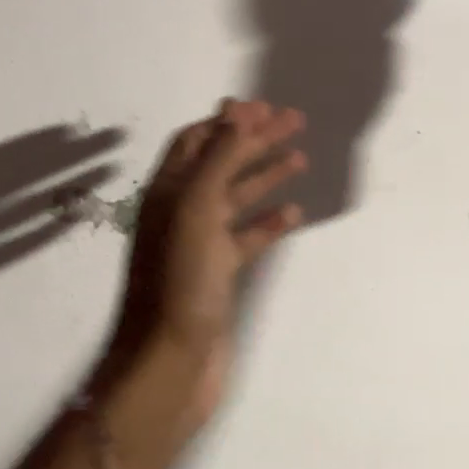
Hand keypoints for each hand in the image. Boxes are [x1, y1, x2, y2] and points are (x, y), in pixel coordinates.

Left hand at [98, 99, 307, 420]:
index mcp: (167, 189)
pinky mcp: (218, 274)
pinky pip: (246, 238)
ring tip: (301, 157)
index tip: (265, 106)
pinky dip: (269, 222)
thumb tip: (235, 109)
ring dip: (266, 174)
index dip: (228, 120)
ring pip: (236, 198)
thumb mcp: (196, 207)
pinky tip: (294, 213)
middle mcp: (180, 210)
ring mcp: (199, 243)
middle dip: (256, 140)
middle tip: (295, 121)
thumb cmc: (179, 277)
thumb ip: (218, 157)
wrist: (169, 362)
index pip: (196, 140)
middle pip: (221, 162)